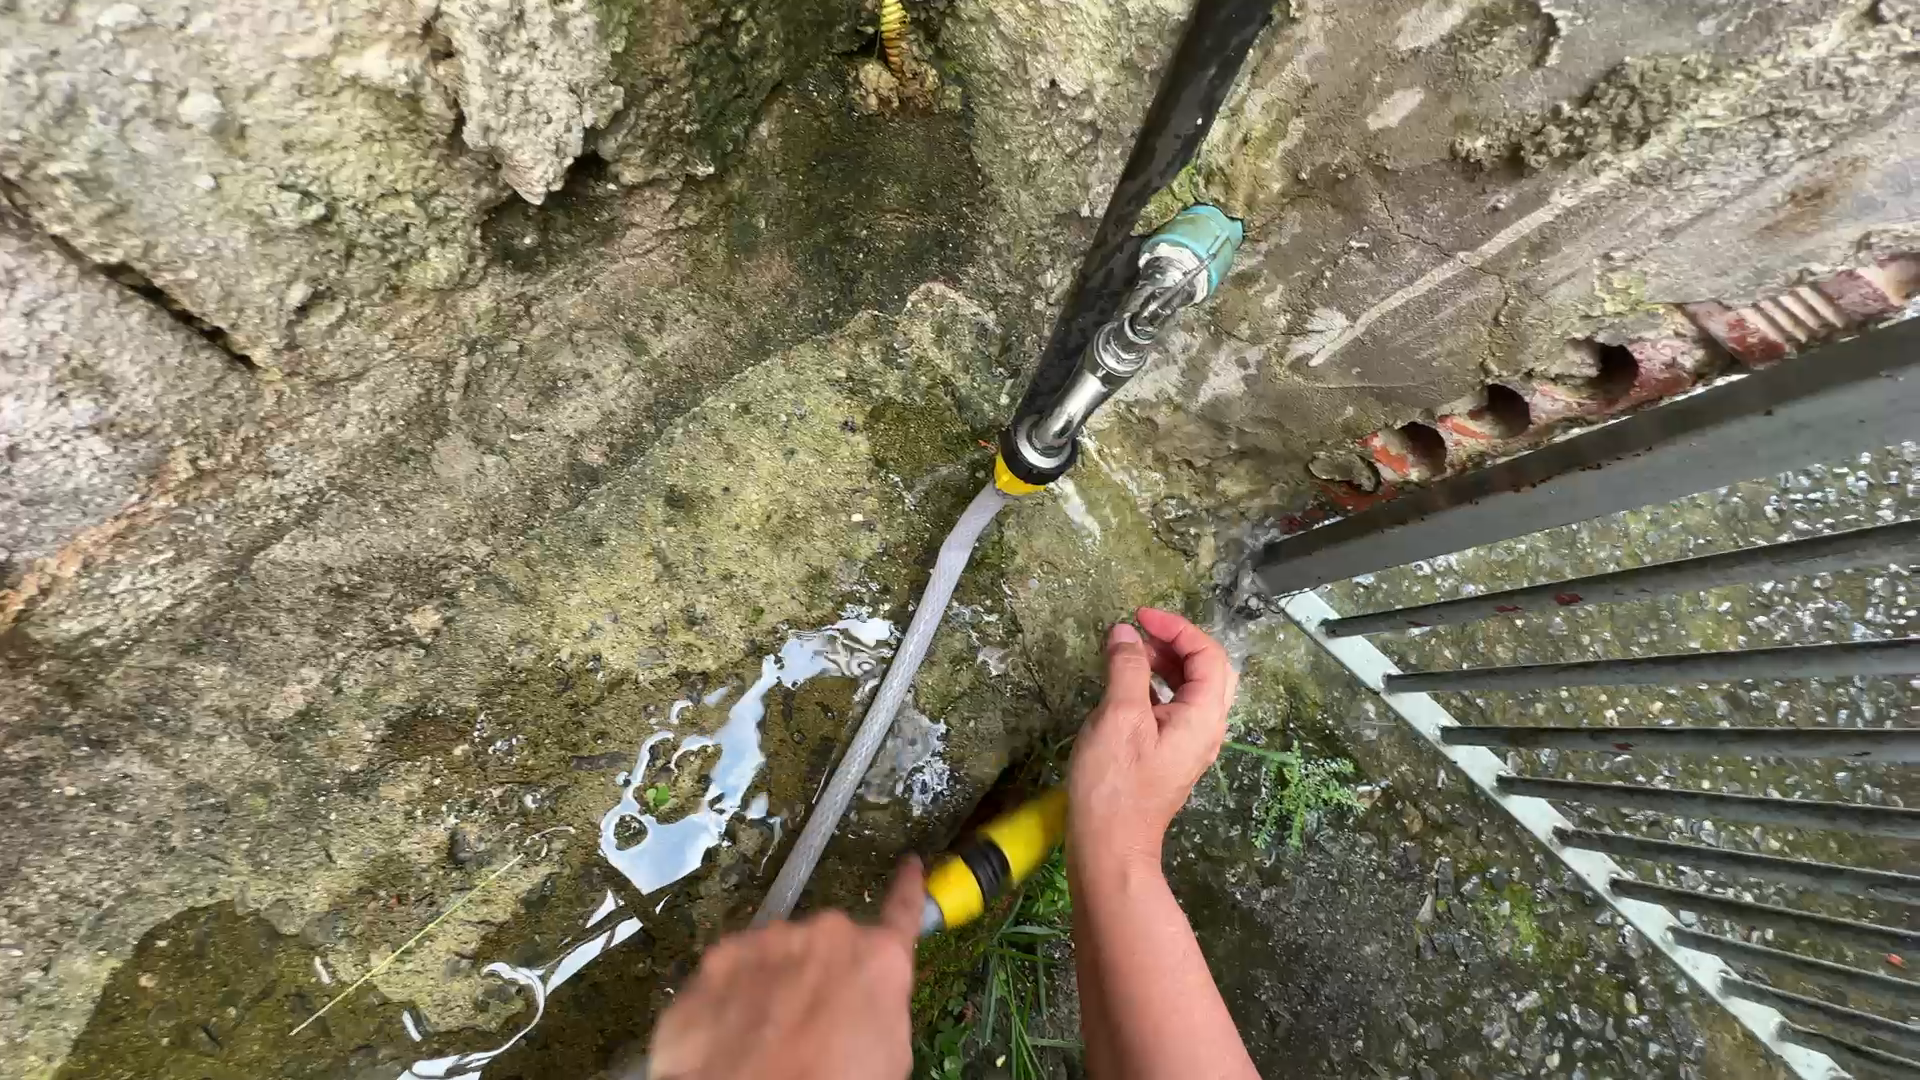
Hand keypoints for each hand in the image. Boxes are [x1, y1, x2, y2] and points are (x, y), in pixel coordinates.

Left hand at [647, 858, 925, 1079]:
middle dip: (822, 973)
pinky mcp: (720, 956)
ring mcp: (771, 938)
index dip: (908, 886)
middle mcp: (828, 931)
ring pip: (780, 954)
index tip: (910, 863)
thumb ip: (883, 1005)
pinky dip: (733, 994)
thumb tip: (868, 998)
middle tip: (811, 1022)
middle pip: (830, 944)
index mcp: (878, 957)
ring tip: (764, 1035)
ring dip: (777, 981)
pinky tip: (728, 1032)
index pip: (903, 910)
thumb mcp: (888, 1055)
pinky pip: (735, 968)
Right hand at [1067, 607, 1236, 871]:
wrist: (1110, 844)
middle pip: (1208, 670)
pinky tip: (1127, 684)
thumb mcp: (1118, 716)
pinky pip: (1174, 706)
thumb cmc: (1115, 780)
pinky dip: (1156, 685)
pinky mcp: (1170, 753)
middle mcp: (1206, 728)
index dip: (1176, 627)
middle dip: (1177, 643)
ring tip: (1129, 653)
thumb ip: (1126, 668)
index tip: (1140, 616)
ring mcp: (1189, 743)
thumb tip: (1125, 633)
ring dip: (1165, 662)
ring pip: (1191, 688)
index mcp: (1203, 716)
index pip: (1207, 655)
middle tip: (1141, 633)